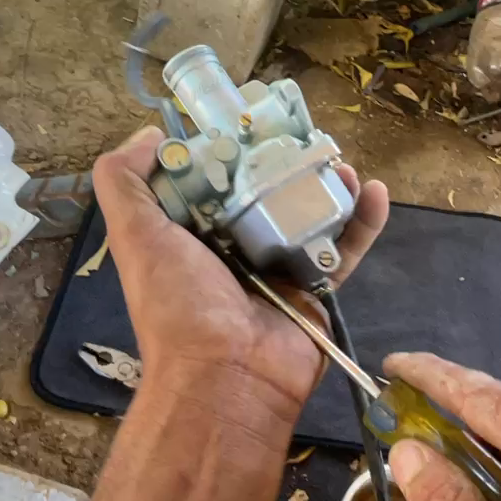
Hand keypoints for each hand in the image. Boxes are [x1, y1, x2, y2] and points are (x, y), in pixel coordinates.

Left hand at [93, 126, 388, 427]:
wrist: (227, 378)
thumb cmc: (178, 304)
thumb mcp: (136, 237)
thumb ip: (124, 184)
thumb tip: (150, 134)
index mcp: (192, 237)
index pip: (212, 181)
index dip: (229, 151)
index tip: (249, 121)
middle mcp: (236, 249)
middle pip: (267, 194)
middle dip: (286, 163)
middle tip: (305, 136)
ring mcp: (281, 268)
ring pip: (310, 215)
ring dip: (329, 186)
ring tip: (340, 162)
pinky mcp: (318, 287)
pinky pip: (345, 247)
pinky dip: (364, 220)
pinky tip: (375, 191)